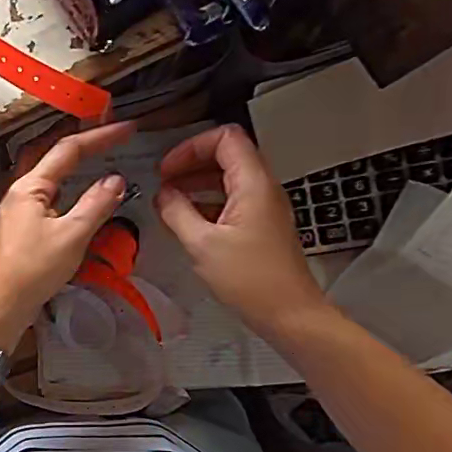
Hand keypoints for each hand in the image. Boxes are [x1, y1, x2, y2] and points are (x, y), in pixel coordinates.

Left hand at [0, 122, 135, 347]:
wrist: (2, 306)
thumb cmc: (33, 270)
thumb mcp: (72, 236)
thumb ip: (96, 204)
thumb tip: (116, 180)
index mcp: (30, 187)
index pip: (68, 150)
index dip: (100, 137)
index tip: (127, 129)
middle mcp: (21, 192)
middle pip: (56, 157)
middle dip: (85, 143)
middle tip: (113, 135)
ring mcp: (19, 209)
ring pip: (52, 176)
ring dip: (76, 164)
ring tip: (102, 155)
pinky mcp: (22, 227)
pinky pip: (50, 196)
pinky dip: (70, 187)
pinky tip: (82, 194)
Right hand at [154, 124, 334, 336]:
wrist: (289, 313)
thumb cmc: (251, 281)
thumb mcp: (202, 245)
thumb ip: (177, 213)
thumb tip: (163, 195)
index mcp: (253, 184)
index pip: (224, 138)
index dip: (190, 147)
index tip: (167, 169)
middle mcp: (263, 189)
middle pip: (226, 155)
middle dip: (190, 164)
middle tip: (164, 182)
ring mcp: (264, 207)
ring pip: (227, 179)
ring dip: (196, 184)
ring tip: (169, 201)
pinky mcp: (261, 226)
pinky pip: (232, 201)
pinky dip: (207, 203)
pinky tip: (187, 222)